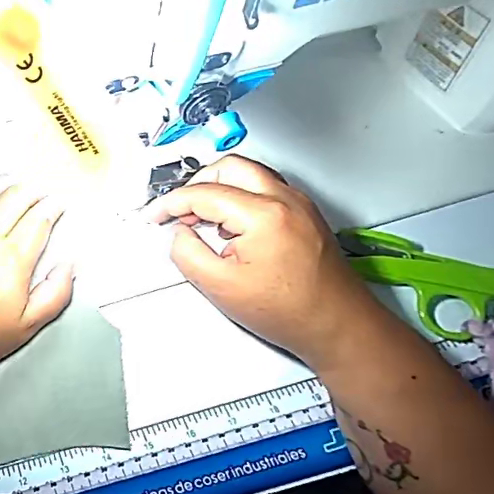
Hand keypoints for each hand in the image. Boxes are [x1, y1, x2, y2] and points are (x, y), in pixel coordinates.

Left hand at [0, 176, 74, 376]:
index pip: (39, 219)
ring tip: (14, 181)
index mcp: (13, 258)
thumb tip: (68, 266)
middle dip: (33, 191)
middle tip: (42, 192)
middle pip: (14, 198)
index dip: (52, 208)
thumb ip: (55, 294)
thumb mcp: (26, 326)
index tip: (59, 204)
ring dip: (3, 183)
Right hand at [145, 156, 388, 369]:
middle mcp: (286, 199)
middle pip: (229, 167)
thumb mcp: (221, 288)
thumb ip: (188, 254)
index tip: (155, 214)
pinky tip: (232, 226)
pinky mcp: (305, 213)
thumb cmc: (292, 312)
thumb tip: (178, 234)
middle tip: (179, 210)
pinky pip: (266, 189)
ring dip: (220, 188)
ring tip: (203, 219)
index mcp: (264, 214)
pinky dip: (241, 197)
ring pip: (249, 174)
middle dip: (197, 184)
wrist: (338, 326)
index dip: (171, 203)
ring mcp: (299, 203)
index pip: (204, 193)